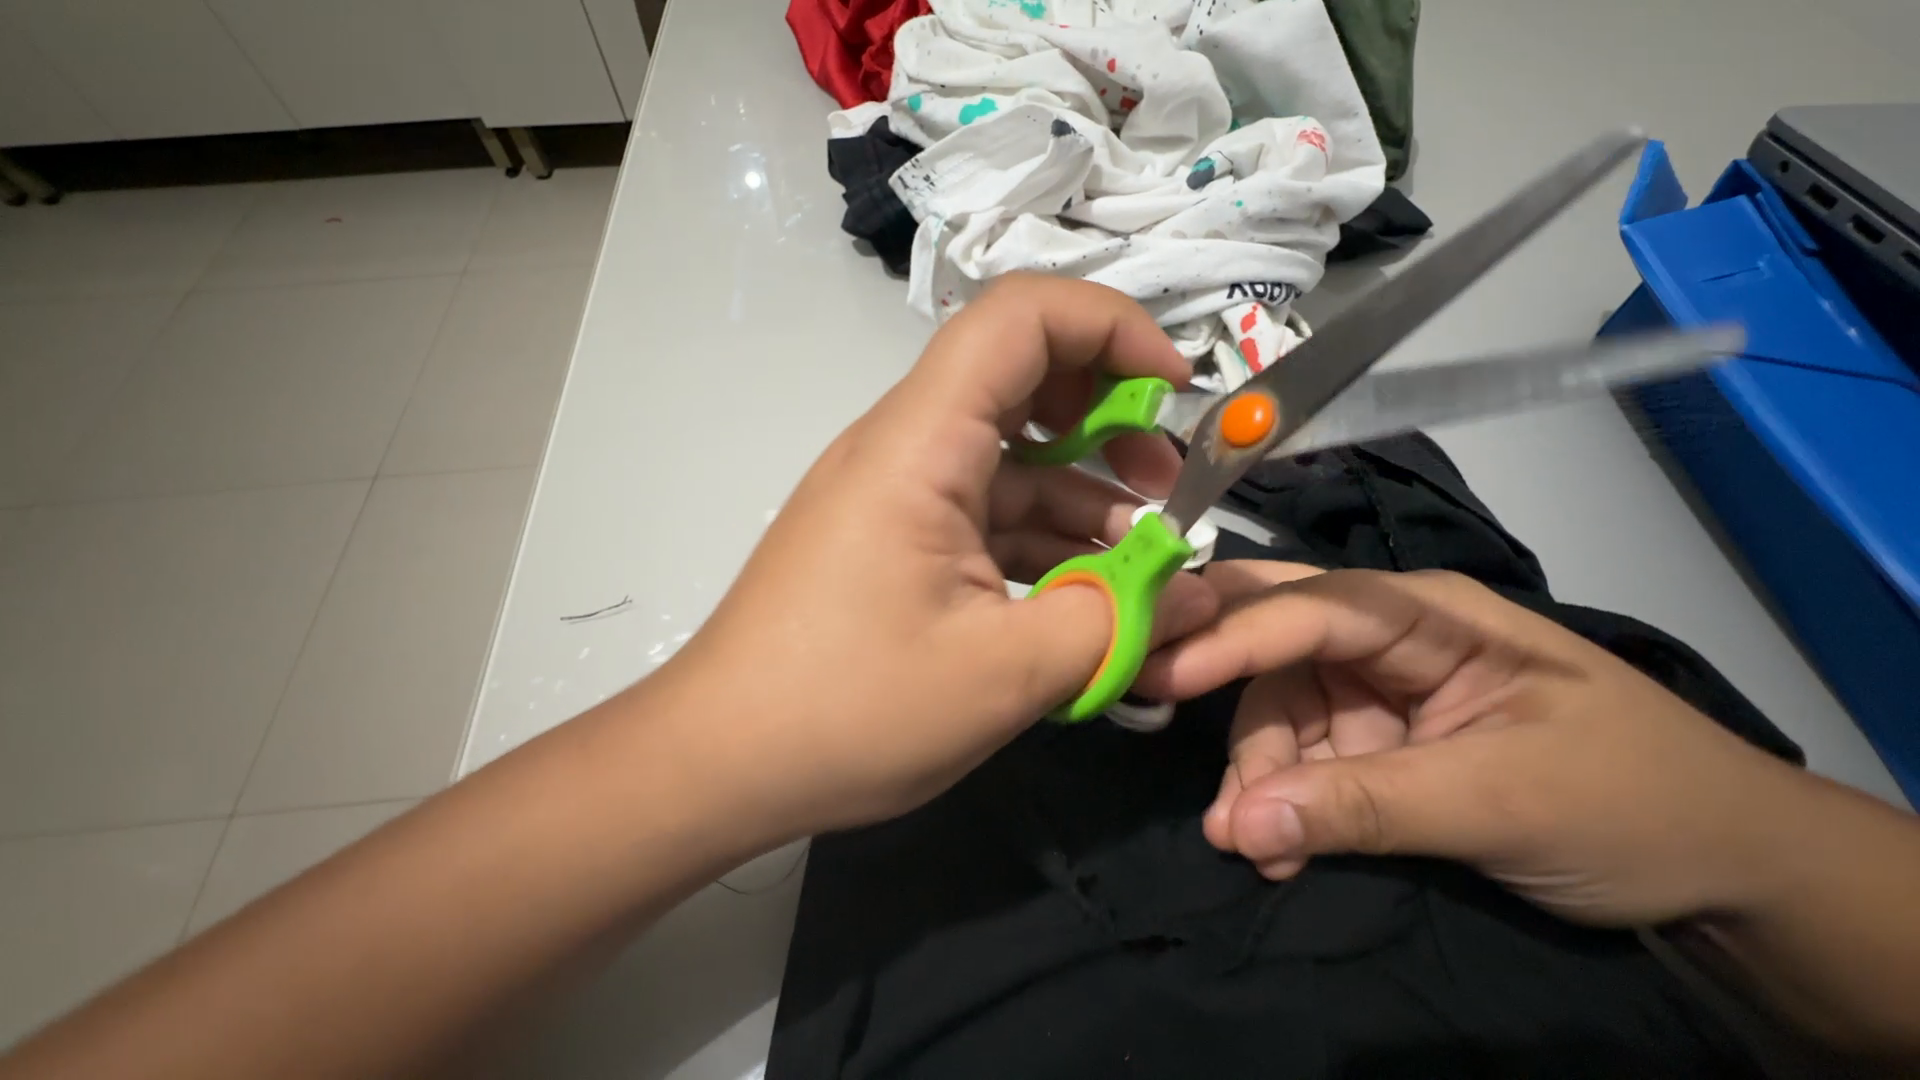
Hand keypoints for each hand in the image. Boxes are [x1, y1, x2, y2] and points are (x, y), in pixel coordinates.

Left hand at [656, 276, 1218, 841]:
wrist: (719, 762)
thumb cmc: (849, 710)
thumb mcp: (1003, 674)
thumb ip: (1115, 622)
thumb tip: (1195, 593)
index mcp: (921, 445)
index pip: (1020, 318)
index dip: (1112, 326)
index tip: (1175, 393)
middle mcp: (904, 447)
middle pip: (1020, 378)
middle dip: (1110, 420)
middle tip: (1165, 493)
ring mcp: (895, 495)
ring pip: (1008, 459)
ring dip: (1082, 496)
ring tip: (1142, 565)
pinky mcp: (892, 540)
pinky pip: (981, 513)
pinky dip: (1040, 540)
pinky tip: (1084, 594)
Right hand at [1132, 568, 1822, 926]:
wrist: (1724, 875)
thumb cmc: (1635, 804)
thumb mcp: (1503, 802)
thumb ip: (1365, 806)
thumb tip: (1238, 826)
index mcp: (1430, 615)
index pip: (1309, 608)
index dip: (1228, 635)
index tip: (1155, 675)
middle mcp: (1388, 640)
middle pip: (1274, 646)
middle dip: (1222, 696)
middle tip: (1164, 733)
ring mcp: (1376, 695)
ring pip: (1275, 713)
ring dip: (1254, 776)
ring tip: (1248, 844)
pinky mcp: (1373, 747)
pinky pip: (1299, 764)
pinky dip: (1277, 804)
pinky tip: (1273, 847)